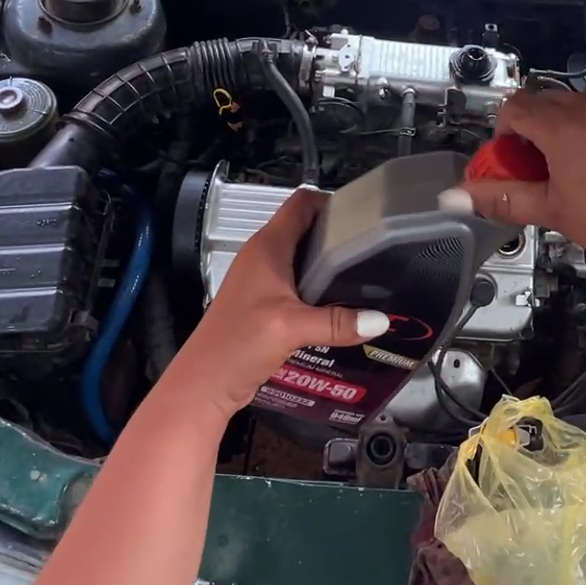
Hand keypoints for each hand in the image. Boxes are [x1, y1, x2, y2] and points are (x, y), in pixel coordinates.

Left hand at [172, 188, 388, 415]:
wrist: (204, 384)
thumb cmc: (239, 343)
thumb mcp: (293, 327)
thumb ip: (338, 323)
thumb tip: (382, 321)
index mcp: (267, 246)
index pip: (301, 202)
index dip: (330, 200)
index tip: (363, 212)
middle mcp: (263, 256)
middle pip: (305, 228)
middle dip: (337, 233)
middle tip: (372, 246)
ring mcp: (261, 280)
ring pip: (302, 258)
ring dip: (329, 263)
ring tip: (364, 272)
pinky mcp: (264, 303)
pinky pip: (297, 283)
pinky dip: (319, 287)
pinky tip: (341, 303)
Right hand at [447, 90, 585, 296]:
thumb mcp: (552, 213)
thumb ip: (502, 198)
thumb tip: (455, 196)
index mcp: (562, 125)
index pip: (515, 107)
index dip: (504, 133)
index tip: (512, 163)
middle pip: (547, 101)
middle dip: (534, 130)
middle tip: (540, 171)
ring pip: (582, 107)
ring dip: (567, 130)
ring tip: (578, 173)